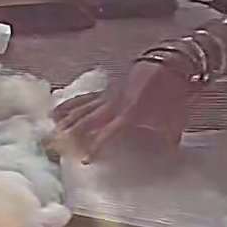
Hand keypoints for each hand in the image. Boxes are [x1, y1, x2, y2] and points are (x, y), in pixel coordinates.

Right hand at [54, 58, 193, 159]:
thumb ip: (168, 139)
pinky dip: (67, 107)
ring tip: (51, 134)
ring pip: (79, 110)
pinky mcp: (102, 92)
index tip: (84, 160)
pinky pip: (80, 99)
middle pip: (85, 121)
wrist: (168, 66)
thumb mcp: (175, 120)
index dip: (94, 147)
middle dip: (70, 135)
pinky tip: (54, 113)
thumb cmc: (172, 95)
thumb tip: (170, 159)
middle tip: (56, 147)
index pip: (107, 133)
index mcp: (129, 115)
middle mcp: (112, 106)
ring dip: (64, 122)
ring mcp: (104, 97)